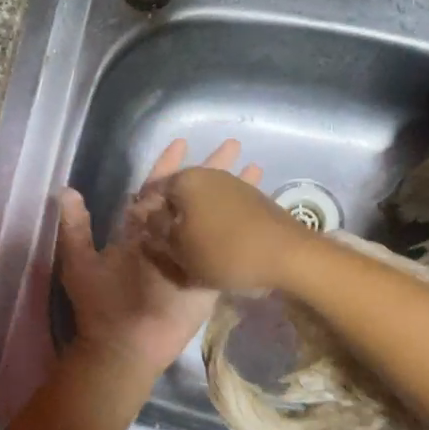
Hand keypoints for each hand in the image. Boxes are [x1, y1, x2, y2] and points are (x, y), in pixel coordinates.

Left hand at [56, 139, 262, 373]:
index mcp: (139, 231)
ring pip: (213, 217)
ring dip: (234, 194)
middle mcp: (167, 237)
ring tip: (255, 171)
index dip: (168, 167)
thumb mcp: (80, 263)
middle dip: (210, 171)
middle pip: (193, 196)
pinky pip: (226, 248)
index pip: (156, 189)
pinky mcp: (208, 275)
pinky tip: (262, 211)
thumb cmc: (101, 304)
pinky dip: (244, 230)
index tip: (182, 143)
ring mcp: (190, 255)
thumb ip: (75, 228)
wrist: (124, 344)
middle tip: (231, 145)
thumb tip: (67, 191)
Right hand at [141, 166, 312, 291]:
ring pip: (206, 195)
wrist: (285, 255)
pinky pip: (227, 204)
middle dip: (172, 206)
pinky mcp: (256, 199)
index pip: (154, 190)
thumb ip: (158, 231)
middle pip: (181, 189)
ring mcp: (235, 184)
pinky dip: (218, 215)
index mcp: (185, 180)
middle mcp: (209, 174)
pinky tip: (218, 233)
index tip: (143, 232)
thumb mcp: (180, 249)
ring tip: (190, 234)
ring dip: (197, 211)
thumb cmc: (224, 251)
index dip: (145, 211)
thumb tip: (147, 217)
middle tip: (164, 232)